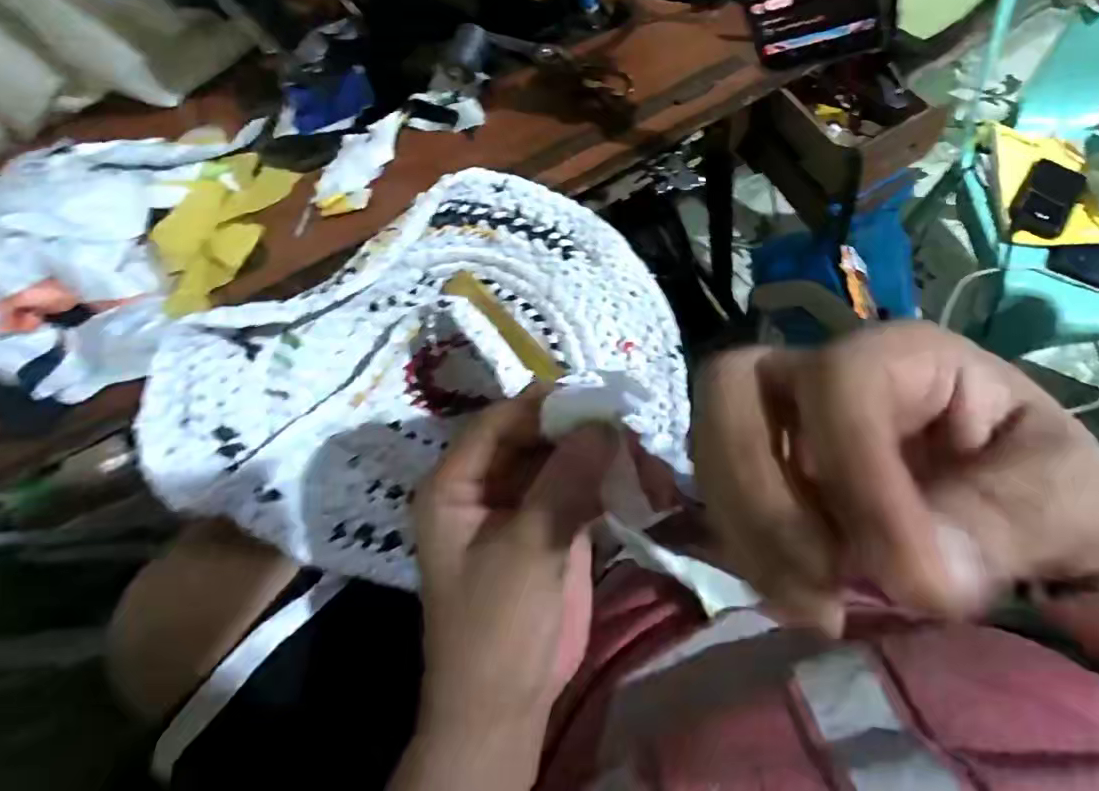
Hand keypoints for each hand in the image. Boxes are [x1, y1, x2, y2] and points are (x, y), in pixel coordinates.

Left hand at [412, 390, 613, 729]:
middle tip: (627, 418)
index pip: (498, 424)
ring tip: (641, 448)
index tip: (591, 394)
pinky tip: (641, 475)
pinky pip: (582, 487)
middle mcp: (488, 486)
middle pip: (535, 436)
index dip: (541, 405)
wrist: (507, 704)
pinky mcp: (554, 526)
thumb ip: (564, 482)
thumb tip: (603, 422)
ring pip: (564, 460)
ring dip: (601, 453)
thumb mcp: (526, 549)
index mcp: (457, 485)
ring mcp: (524, 505)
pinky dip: (610, 481)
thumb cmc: (496, 625)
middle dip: (579, 428)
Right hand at [691, 322, 1098, 631]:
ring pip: (708, 437)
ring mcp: (785, 416)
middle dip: (760, 489)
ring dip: (746, 530)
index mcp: (902, 353)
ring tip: (816, 606)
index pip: (841, 384)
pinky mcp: (768, 465)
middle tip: (825, 581)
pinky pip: (718, 492)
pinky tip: (799, 597)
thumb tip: (921, 570)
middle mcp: (822, 368)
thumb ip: (1004, 520)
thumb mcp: (1066, 497)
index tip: (912, 584)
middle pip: (731, 383)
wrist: (1019, 508)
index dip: (858, 479)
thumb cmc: (1045, 484)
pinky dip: (744, 550)